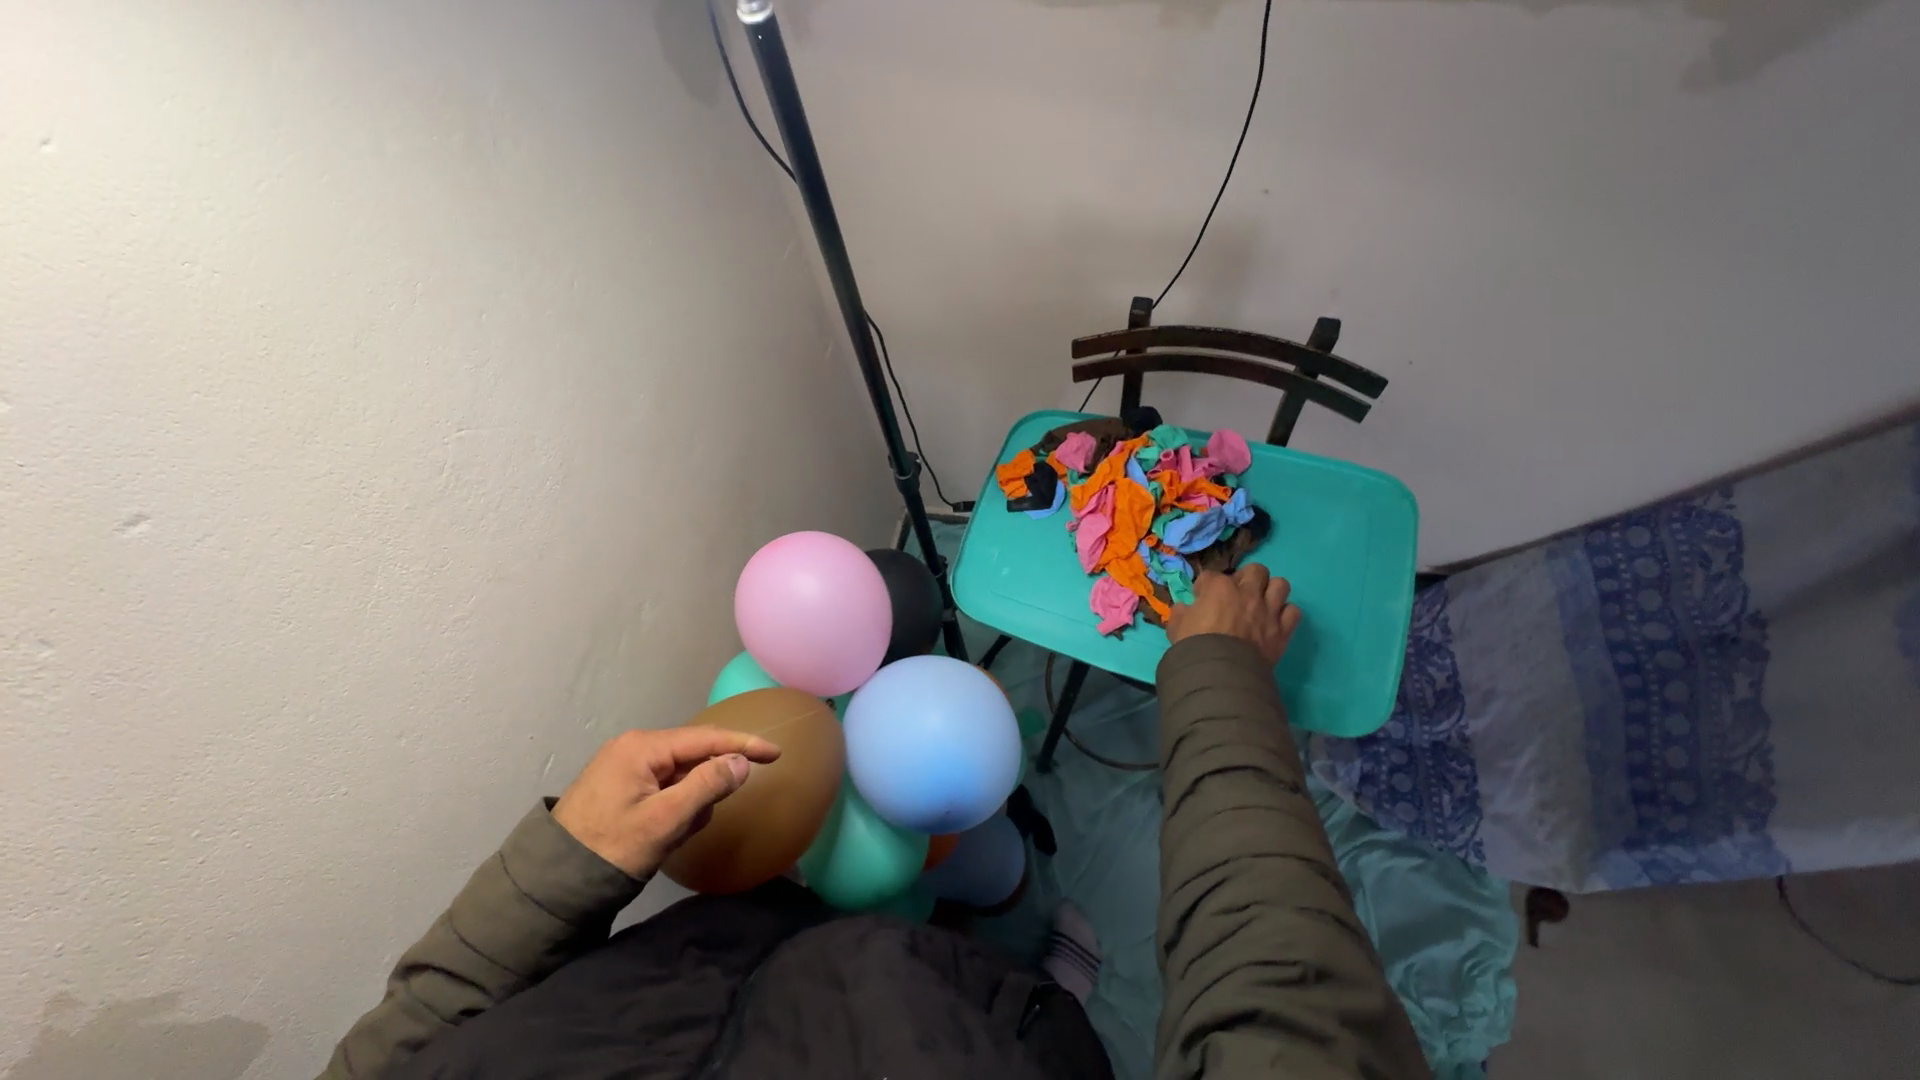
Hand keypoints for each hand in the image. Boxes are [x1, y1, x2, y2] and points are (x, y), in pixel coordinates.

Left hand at [550, 727, 780, 878]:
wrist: (551, 885)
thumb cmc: (611, 849)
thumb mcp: (665, 820)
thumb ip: (706, 786)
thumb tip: (740, 763)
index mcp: (643, 748)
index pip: (707, 738)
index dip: (744, 745)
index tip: (777, 754)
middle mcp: (634, 747)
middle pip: (693, 755)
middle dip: (707, 785)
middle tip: (701, 818)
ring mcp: (625, 765)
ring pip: (681, 774)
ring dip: (690, 802)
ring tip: (673, 834)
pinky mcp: (620, 785)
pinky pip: (664, 787)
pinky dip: (674, 807)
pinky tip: (663, 832)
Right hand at [1165, 563, 1302, 666]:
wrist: (1220, 672)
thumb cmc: (1194, 647)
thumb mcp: (1176, 628)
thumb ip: (1180, 613)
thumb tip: (1183, 609)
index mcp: (1219, 588)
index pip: (1211, 576)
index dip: (1204, 586)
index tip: (1200, 598)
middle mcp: (1247, 593)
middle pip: (1255, 570)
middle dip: (1246, 579)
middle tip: (1238, 594)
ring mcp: (1268, 610)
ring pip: (1280, 585)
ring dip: (1271, 592)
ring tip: (1261, 603)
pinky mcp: (1282, 629)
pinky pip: (1293, 611)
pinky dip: (1285, 614)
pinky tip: (1275, 621)